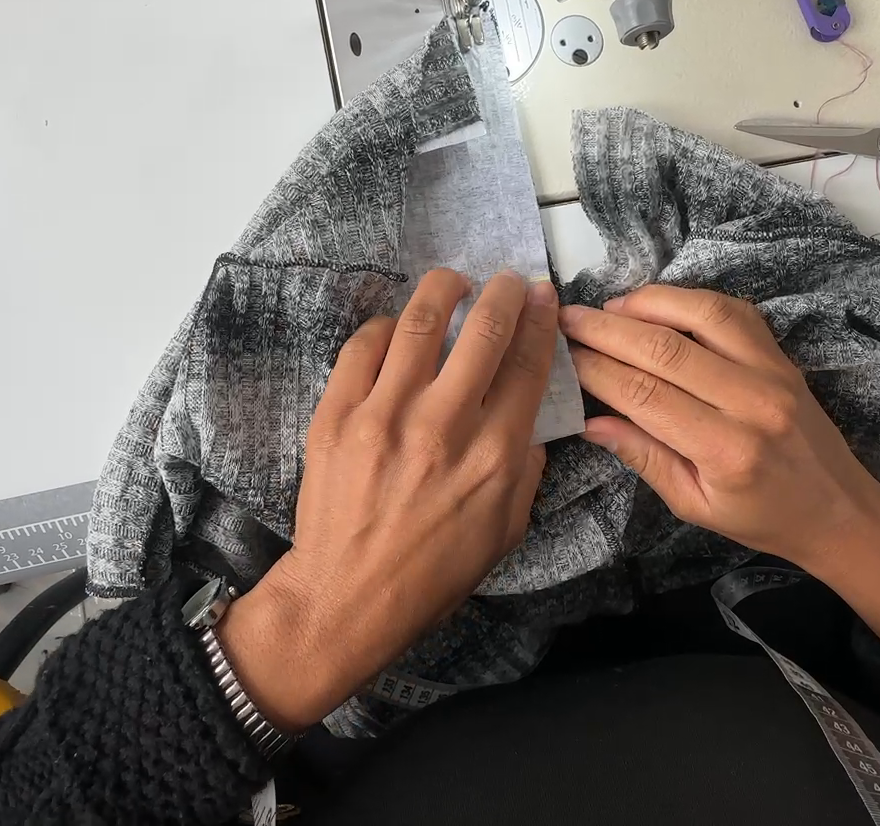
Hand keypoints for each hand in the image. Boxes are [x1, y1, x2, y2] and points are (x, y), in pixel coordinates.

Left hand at [218, 268, 558, 727]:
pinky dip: (386, 326)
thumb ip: (527, 465)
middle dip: (503, 293)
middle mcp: (443, 425)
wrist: (346, 598)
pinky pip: (363, 346)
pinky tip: (398, 327)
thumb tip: (529, 411)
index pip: (527, 365)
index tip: (542, 295)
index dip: (540, 320)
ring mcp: (384, 416)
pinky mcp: (336, 415)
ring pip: (419, 323)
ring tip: (454, 282)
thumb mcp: (507, 529)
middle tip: (506, 281)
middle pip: (483, 332)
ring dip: (443, 289)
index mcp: (493, 455)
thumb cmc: (435, 571)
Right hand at [562, 285, 879, 667]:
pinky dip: (689, 299)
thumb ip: (644, 457)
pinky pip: (731, 311)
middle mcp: (750, 401)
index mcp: (724, 450)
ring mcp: (771, 370)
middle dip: (606, 329)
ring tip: (607, 307)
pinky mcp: (781, 354)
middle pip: (664, 349)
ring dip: (646, 303)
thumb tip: (590, 421)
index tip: (562, 354)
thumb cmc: (762, 519)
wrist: (840, 511)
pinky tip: (657, 303)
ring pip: (700, 315)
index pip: (643, 394)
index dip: (596, 368)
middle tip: (567, 318)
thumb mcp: (694, 506)